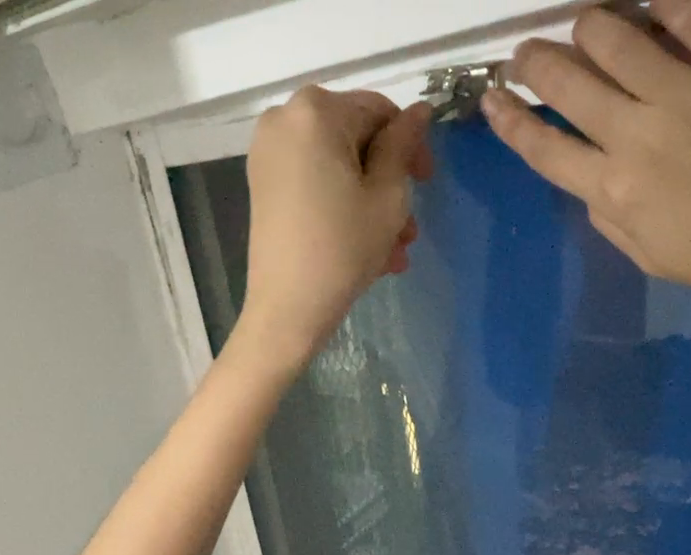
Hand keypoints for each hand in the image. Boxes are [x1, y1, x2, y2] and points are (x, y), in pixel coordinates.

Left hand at [238, 87, 432, 358]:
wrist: (287, 308)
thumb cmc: (343, 247)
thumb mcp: (388, 194)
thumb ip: (403, 144)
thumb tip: (419, 110)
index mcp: (316, 111)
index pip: (380, 111)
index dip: (410, 144)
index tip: (427, 182)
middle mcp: (284, 120)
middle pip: (356, 139)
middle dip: (388, 183)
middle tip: (409, 229)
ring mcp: (268, 155)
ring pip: (337, 168)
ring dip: (370, 204)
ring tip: (393, 251)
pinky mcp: (263, 186)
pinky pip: (315, 184)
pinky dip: (341, 208)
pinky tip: (367, 250)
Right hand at [482, 0, 690, 311]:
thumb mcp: (652, 258)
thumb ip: (609, 217)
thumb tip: (590, 179)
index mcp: (613, 190)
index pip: (542, 147)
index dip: (509, 119)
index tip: (491, 97)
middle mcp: (638, 133)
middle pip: (566, 82)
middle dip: (535, 61)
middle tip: (530, 53)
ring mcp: (689, 89)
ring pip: (614, 34)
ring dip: (591, 26)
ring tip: (591, 27)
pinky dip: (666, 4)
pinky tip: (657, 7)